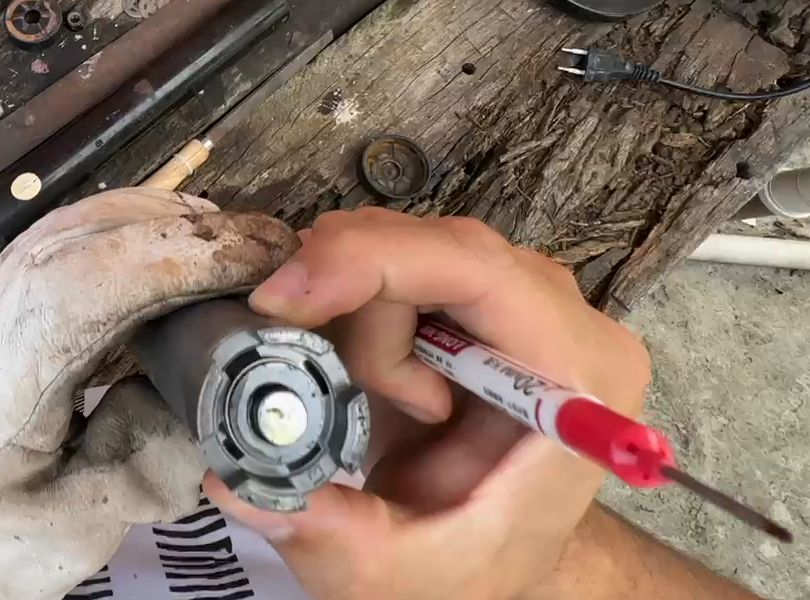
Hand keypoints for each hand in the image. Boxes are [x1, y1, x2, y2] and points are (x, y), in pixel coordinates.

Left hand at [0, 189, 297, 599]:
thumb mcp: (76, 529)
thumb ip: (149, 463)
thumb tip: (211, 394)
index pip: (73, 284)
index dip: (167, 256)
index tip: (251, 255)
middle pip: (80, 233)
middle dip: (181, 230)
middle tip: (266, 248)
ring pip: (80, 224)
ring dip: (164, 226)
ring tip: (235, 251)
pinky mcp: (9, 286)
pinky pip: (79, 240)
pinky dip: (141, 240)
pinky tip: (184, 264)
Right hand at [204, 207, 649, 599]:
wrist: (494, 551)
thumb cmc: (467, 568)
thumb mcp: (400, 577)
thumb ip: (333, 536)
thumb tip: (233, 482)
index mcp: (575, 375)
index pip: (472, 268)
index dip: (366, 264)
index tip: (279, 306)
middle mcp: (555, 311)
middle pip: (420, 247)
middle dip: (343, 300)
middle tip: (293, 350)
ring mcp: (509, 288)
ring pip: (392, 243)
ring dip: (342, 306)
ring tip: (353, 389)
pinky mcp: (464, 282)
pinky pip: (381, 249)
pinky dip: (340, 290)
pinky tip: (349, 356)